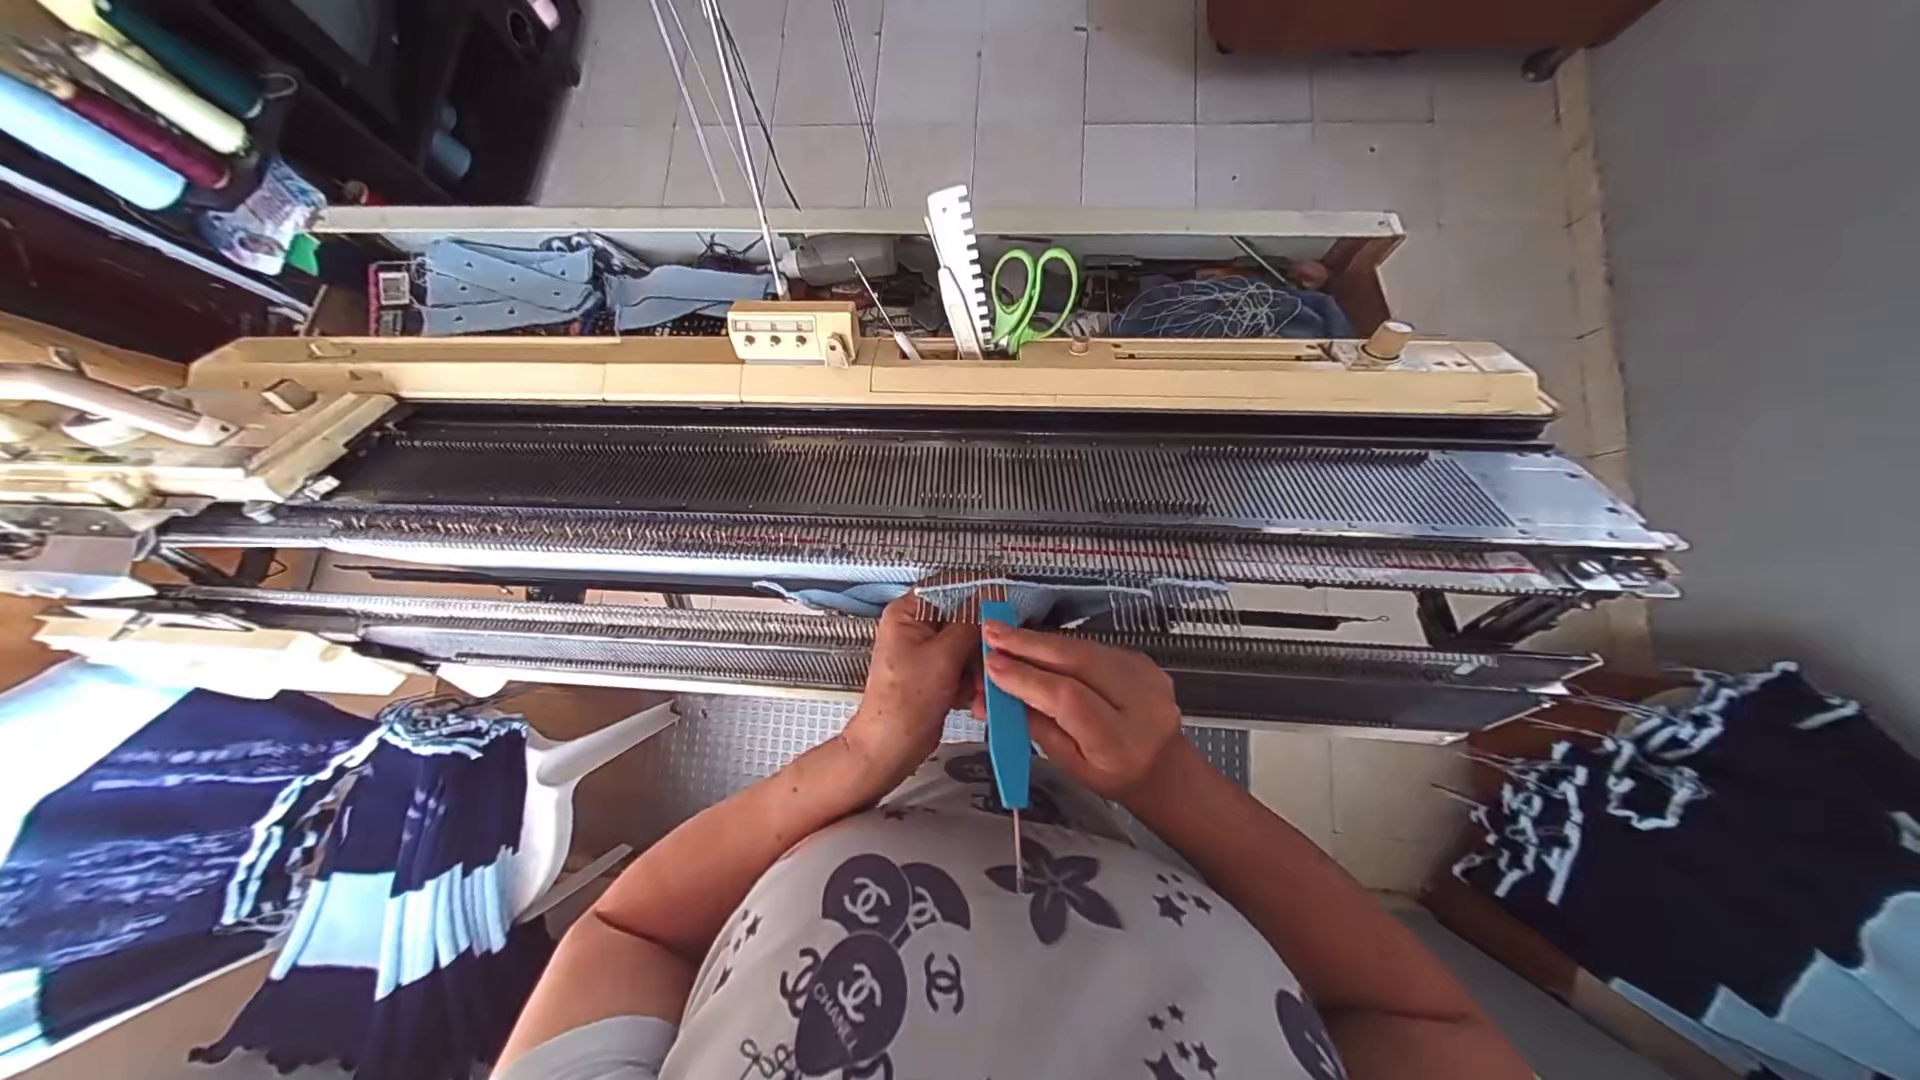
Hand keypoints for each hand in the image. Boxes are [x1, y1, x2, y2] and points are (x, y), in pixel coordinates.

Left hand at [841, 597, 979, 781]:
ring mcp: (927, 652)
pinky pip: (964, 666)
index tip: (1001, 600)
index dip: (976, 592)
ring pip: (967, 645)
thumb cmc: (902, 702)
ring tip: (977, 686)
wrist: (893, 746)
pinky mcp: (937, 673)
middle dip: (979, 641)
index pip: (946, 587)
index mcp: (906, 613)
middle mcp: (915, 628)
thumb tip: (988, 598)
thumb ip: (969, 623)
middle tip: (992, 654)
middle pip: (961, 619)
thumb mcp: (943, 655)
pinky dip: (972, 681)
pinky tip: (972, 697)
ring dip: (978, 666)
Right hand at [976, 622, 1184, 800]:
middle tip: (993, 633)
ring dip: (1041, 640)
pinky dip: (1061, 645)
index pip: (1068, 699)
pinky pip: (1093, 646)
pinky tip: (1037, 643)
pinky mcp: (1144, 660)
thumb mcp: (1068, 763)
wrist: (1162, 766)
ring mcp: (1147, 677)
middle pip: (1079, 661)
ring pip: (1084, 647)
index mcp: (1121, 743)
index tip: (992, 664)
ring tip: (1006, 635)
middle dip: (1029, 644)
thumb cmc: (1112, 774)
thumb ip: (1034, 724)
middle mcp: (1142, 705)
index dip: (1027, 677)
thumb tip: (993, 693)